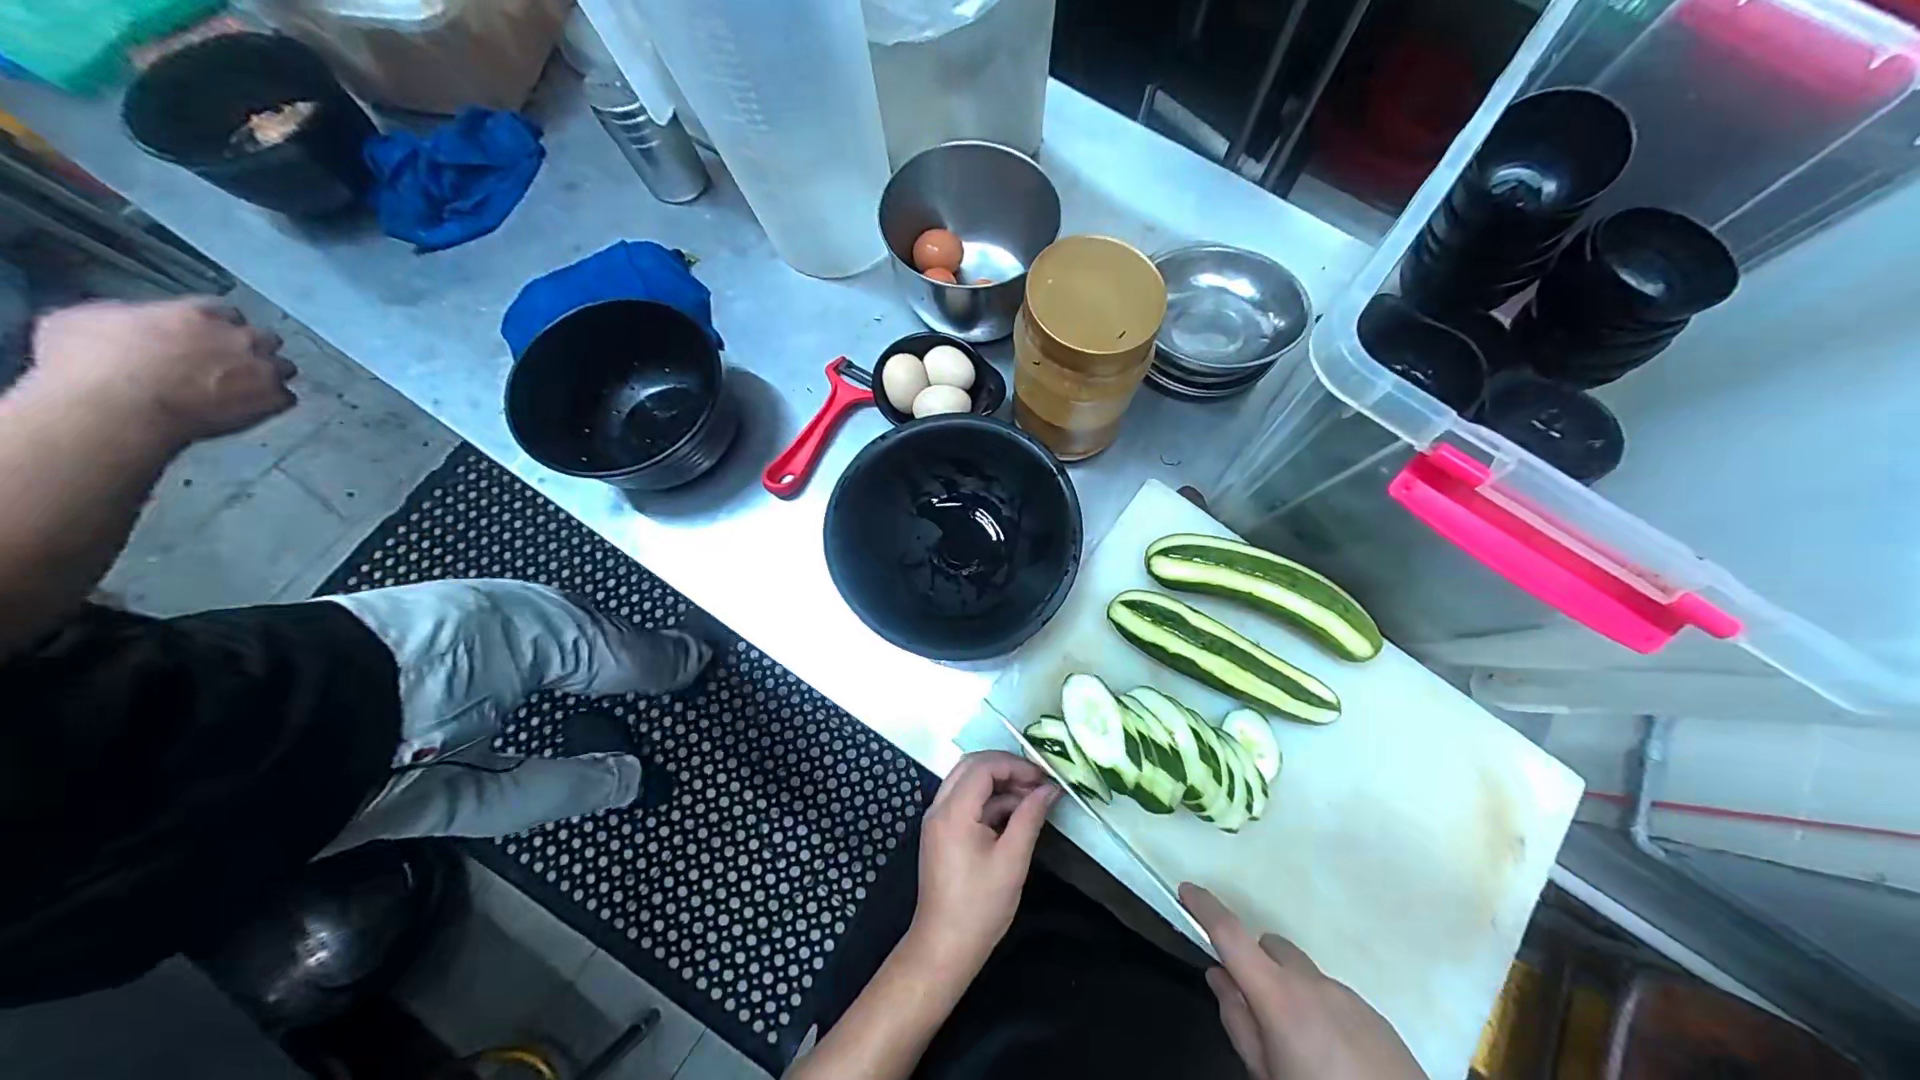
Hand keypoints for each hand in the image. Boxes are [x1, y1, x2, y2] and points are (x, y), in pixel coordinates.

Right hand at [25, 298, 295, 445]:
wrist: (118, 409)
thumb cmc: (86, 363)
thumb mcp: (82, 320)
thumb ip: (122, 316)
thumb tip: (126, 320)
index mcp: (198, 313)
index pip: (223, 311)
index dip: (217, 325)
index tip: (207, 337)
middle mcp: (240, 337)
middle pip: (263, 337)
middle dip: (251, 347)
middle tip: (231, 364)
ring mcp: (263, 369)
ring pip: (283, 367)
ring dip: (268, 375)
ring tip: (247, 388)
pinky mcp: (274, 399)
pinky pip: (285, 398)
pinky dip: (272, 403)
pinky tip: (252, 409)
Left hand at [906, 750, 1059, 976]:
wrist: (945, 945)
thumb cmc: (980, 906)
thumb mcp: (1013, 860)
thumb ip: (1030, 817)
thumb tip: (1050, 789)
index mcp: (953, 812)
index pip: (983, 766)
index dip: (1015, 765)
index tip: (1044, 777)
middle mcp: (939, 807)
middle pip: (971, 766)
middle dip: (1006, 767)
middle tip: (1038, 782)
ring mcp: (937, 819)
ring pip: (967, 781)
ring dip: (999, 783)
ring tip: (1033, 797)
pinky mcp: (941, 832)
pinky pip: (965, 800)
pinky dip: (990, 800)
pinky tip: (1015, 814)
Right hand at [1181, 883, 1425, 1079]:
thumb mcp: (1264, 1073)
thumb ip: (1238, 1023)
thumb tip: (1221, 978)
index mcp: (1278, 996)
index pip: (1231, 934)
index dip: (1205, 907)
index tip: (1186, 891)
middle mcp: (1313, 983)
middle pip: (1270, 947)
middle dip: (1254, 963)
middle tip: (1252, 1005)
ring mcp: (1349, 996)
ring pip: (1304, 974)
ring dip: (1289, 990)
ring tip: (1297, 1041)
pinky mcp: (1377, 1017)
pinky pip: (1335, 997)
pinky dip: (1321, 1009)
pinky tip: (1330, 1054)